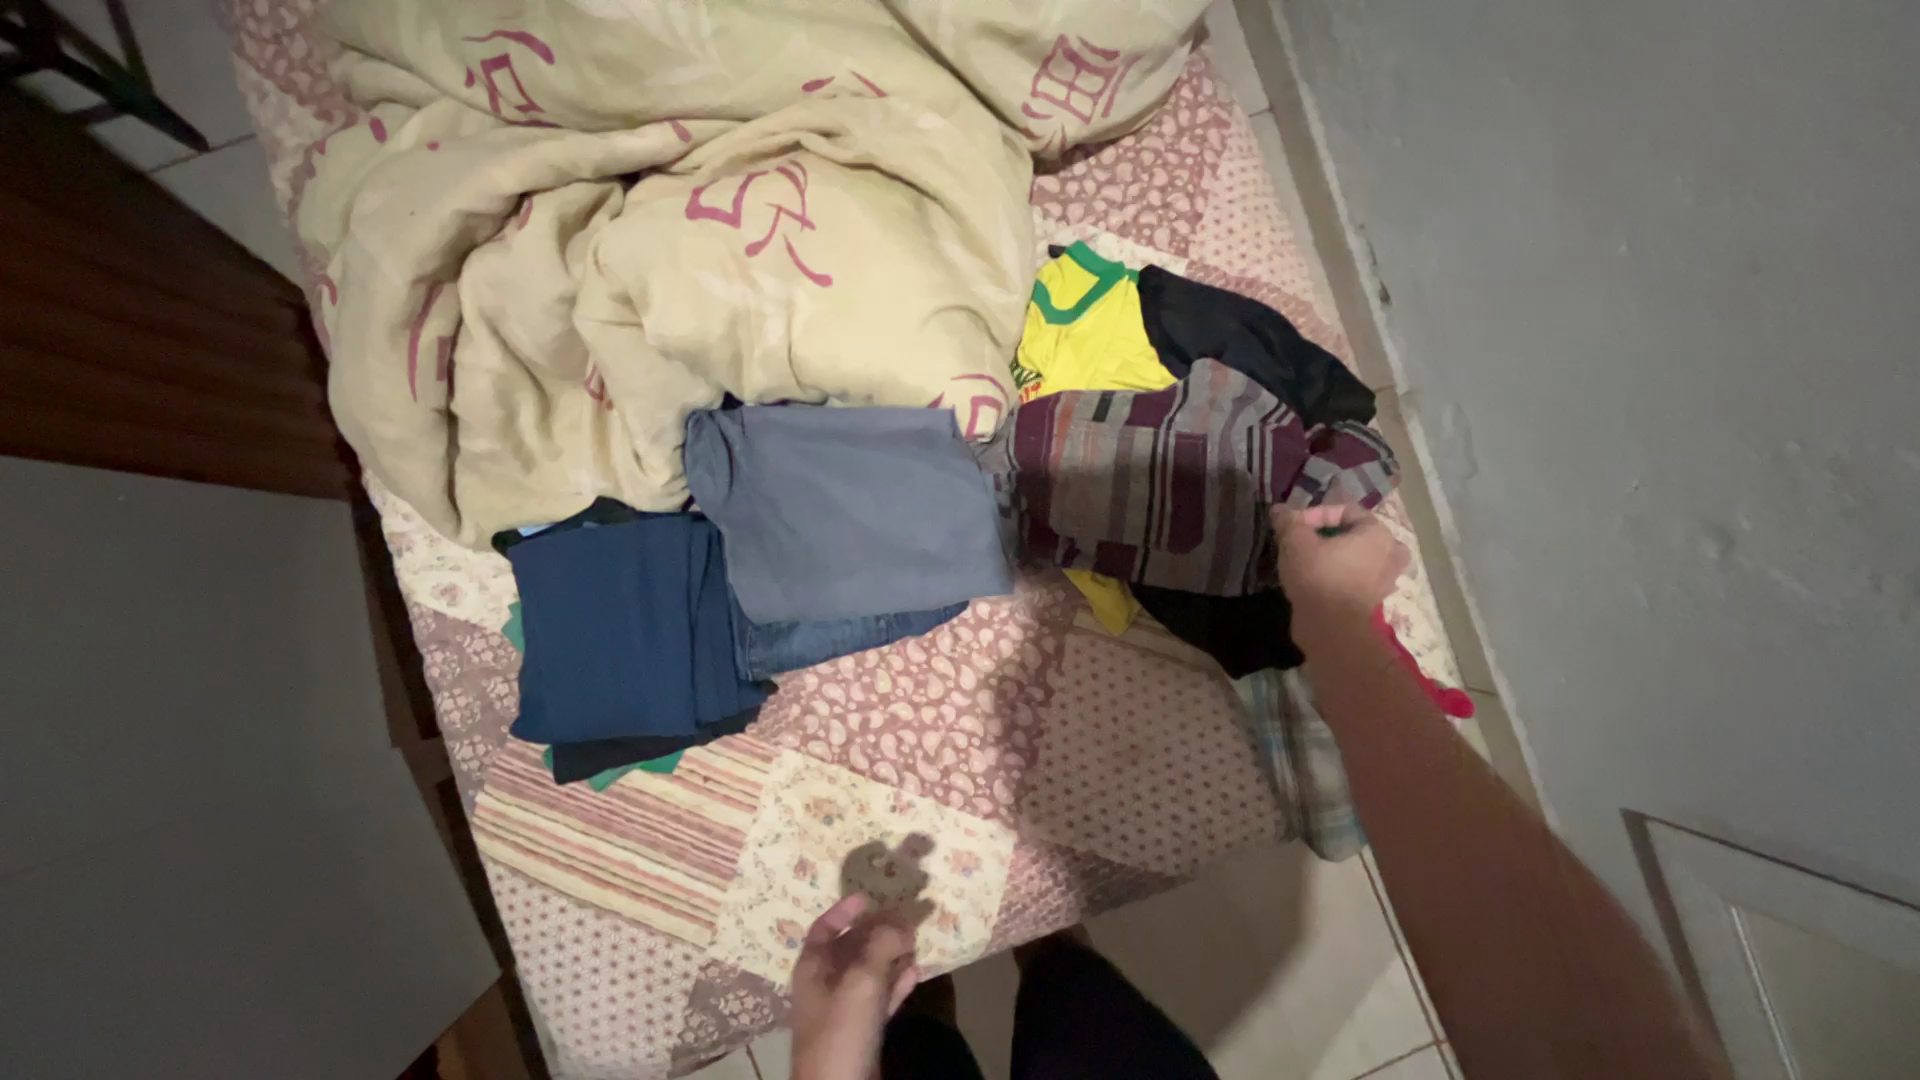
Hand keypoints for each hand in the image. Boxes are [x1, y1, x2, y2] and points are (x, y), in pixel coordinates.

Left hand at [788, 893, 918, 1079]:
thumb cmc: (841, 1030)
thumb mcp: (862, 980)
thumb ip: (881, 944)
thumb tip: (900, 921)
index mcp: (813, 968)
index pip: (824, 928)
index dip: (844, 910)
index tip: (870, 897)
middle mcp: (825, 985)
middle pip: (851, 947)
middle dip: (878, 931)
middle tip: (906, 917)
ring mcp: (843, 1011)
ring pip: (869, 972)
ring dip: (891, 955)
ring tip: (916, 940)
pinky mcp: (862, 1033)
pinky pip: (880, 997)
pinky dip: (897, 983)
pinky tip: (918, 972)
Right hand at [1273, 503, 1409, 630]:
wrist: (1331, 626)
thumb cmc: (1318, 576)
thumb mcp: (1295, 542)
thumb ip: (1288, 521)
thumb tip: (1279, 510)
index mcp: (1377, 532)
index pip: (1345, 510)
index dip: (1315, 514)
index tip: (1293, 528)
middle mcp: (1390, 552)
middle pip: (1356, 533)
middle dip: (1329, 535)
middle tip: (1305, 543)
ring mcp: (1386, 579)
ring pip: (1359, 557)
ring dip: (1339, 556)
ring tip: (1316, 561)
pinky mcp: (1374, 600)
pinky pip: (1358, 579)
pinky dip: (1342, 577)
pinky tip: (1322, 581)